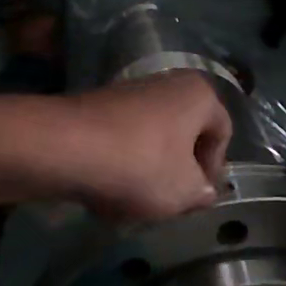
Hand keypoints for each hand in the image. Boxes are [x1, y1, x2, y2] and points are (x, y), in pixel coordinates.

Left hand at [59, 71, 232, 220]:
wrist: (62, 146)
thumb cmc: (139, 165)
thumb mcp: (183, 192)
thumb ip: (202, 193)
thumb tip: (202, 190)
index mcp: (198, 94)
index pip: (222, 133)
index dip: (214, 170)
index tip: (196, 198)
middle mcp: (168, 83)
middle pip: (185, 135)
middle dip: (177, 172)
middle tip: (168, 202)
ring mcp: (129, 91)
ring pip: (151, 140)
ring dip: (147, 171)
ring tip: (132, 201)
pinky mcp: (98, 106)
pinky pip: (121, 139)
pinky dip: (119, 164)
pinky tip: (105, 191)